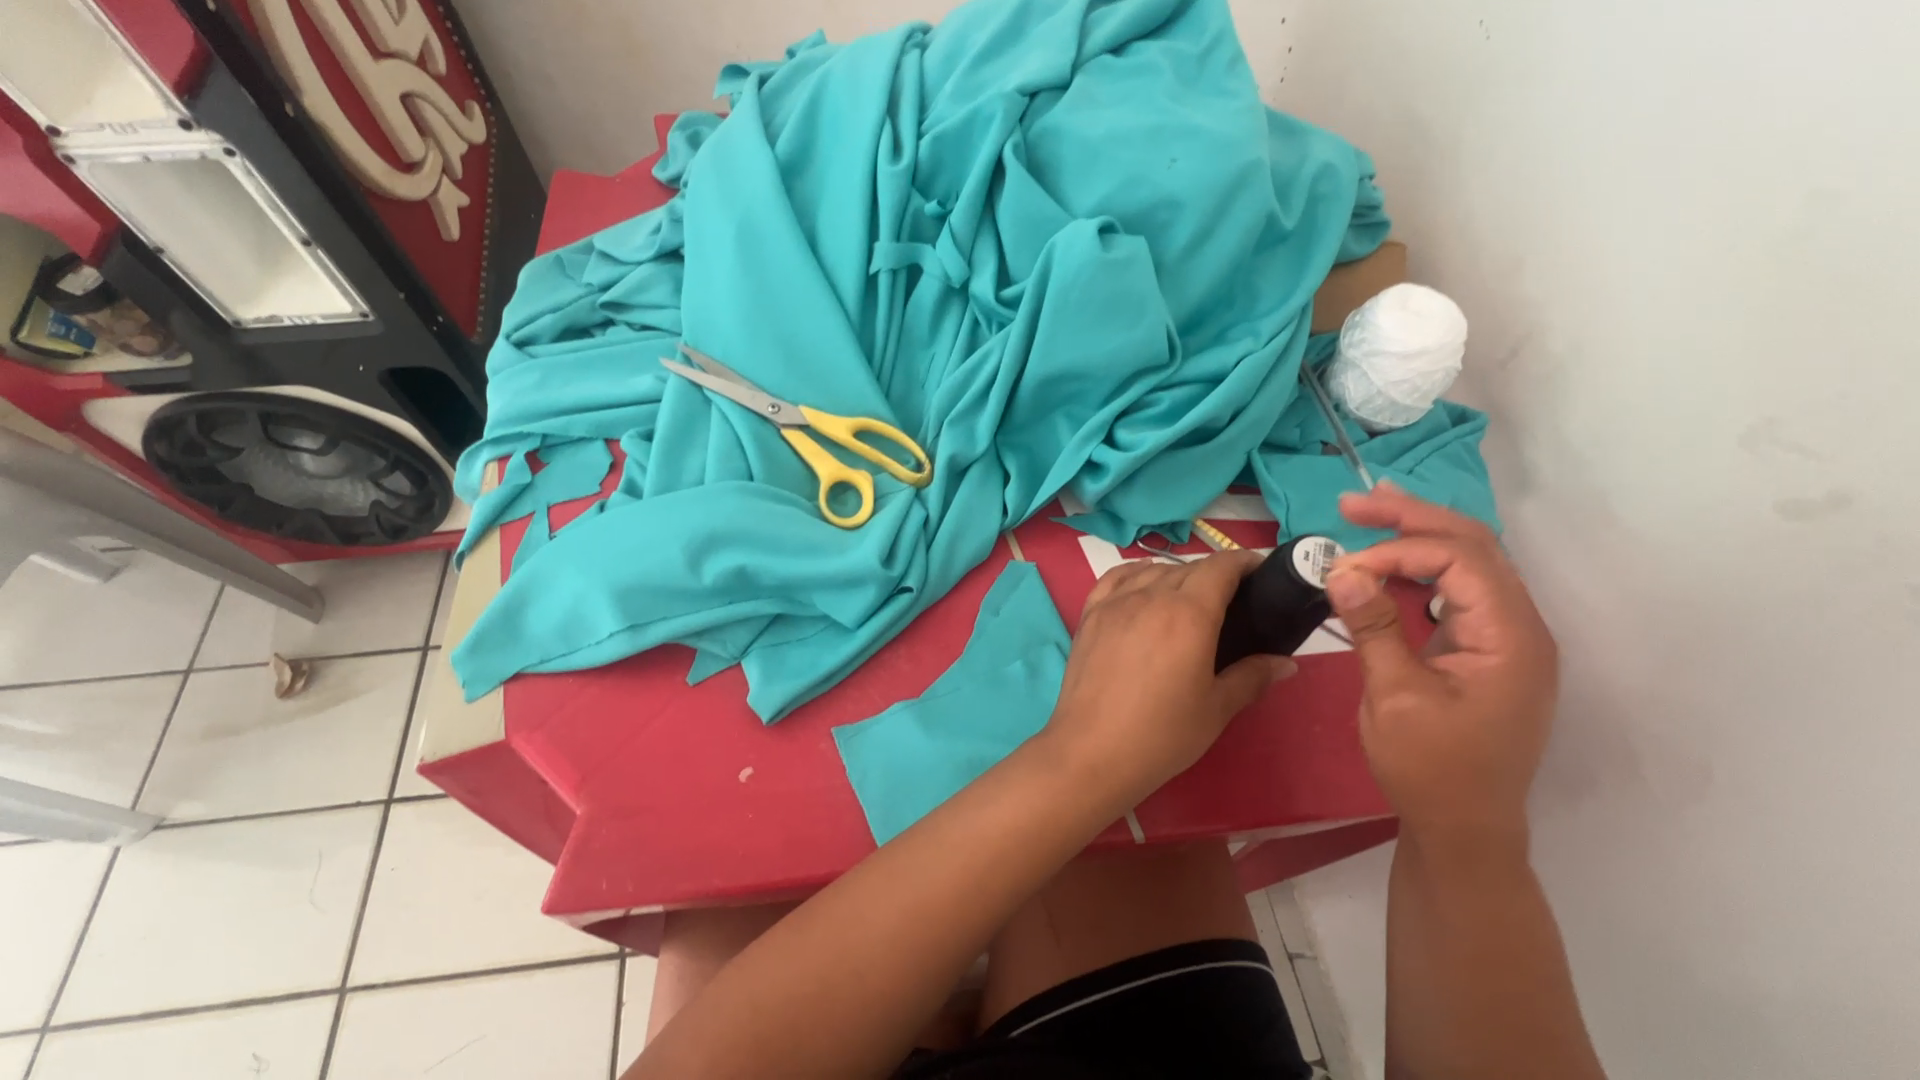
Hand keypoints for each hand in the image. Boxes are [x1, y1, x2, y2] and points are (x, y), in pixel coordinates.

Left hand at [1046, 552, 1296, 806]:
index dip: (1245, 562)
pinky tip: (1144, 589)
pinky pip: (1116, 578)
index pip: (1221, 567)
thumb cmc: (1161, 735)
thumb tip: (1286, 663)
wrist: (1091, 753)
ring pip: (1152, 570)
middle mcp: (1150, 596)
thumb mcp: (1216, 708)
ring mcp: (1114, 603)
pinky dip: (1137, 574)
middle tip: (1233, 601)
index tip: (1261, 573)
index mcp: (1188, 613)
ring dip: (1177, 575)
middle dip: (1215, 574)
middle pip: (1188, 568)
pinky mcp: (1089, 615)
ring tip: (1190, 599)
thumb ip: (1252, 677)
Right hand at [1324, 488, 1557, 848]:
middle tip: (1354, 504)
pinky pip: (1463, 592)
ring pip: (1472, 564)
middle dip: (1413, 520)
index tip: (1344, 566)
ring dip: (1422, 538)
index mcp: (1510, 636)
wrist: (1465, 829)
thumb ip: (1374, 626)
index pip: (1459, 559)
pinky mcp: (1490, 651)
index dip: (1399, 549)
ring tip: (1372, 515)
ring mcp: (1509, 639)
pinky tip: (1394, 563)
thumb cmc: (1431, 769)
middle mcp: (1521, 627)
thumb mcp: (1394, 697)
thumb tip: (1343, 569)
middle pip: (1475, 547)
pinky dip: (1426, 570)